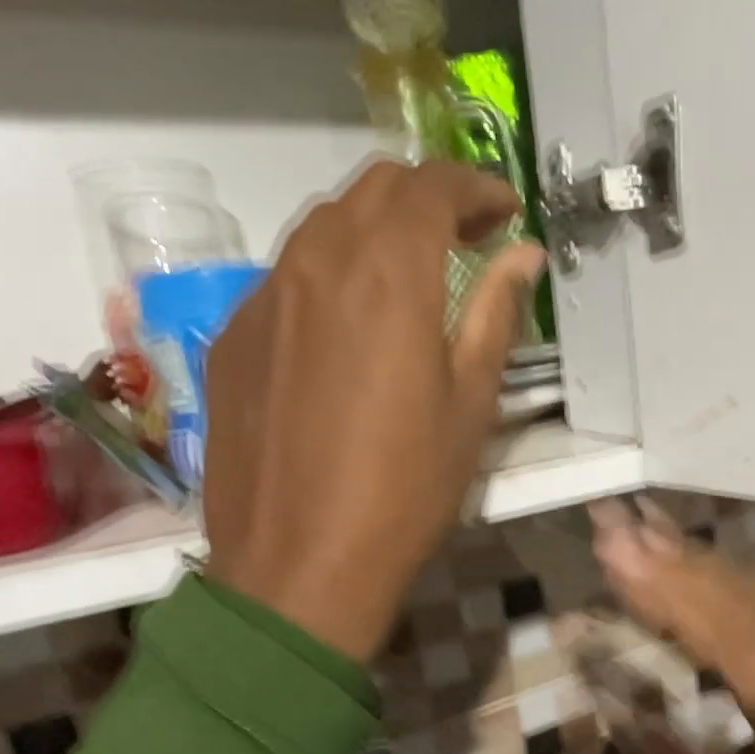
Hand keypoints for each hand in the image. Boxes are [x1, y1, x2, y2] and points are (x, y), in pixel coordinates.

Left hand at [199, 160, 546, 660]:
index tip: (504, 212)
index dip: (476, 187)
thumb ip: (495, 314)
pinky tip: (344, 327)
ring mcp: (262, 299)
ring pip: (321, 227)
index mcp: (387, 273)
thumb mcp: (470, 405)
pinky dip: (326, 276)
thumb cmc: (405, 490)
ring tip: (407, 275)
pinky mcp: (231, 340)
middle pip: (372, 189)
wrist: (298, 568)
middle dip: (427, 197)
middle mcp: (315, 264)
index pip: (432, 185)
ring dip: (373, 231)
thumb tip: (523, 255)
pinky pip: (284, 278)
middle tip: (464, 238)